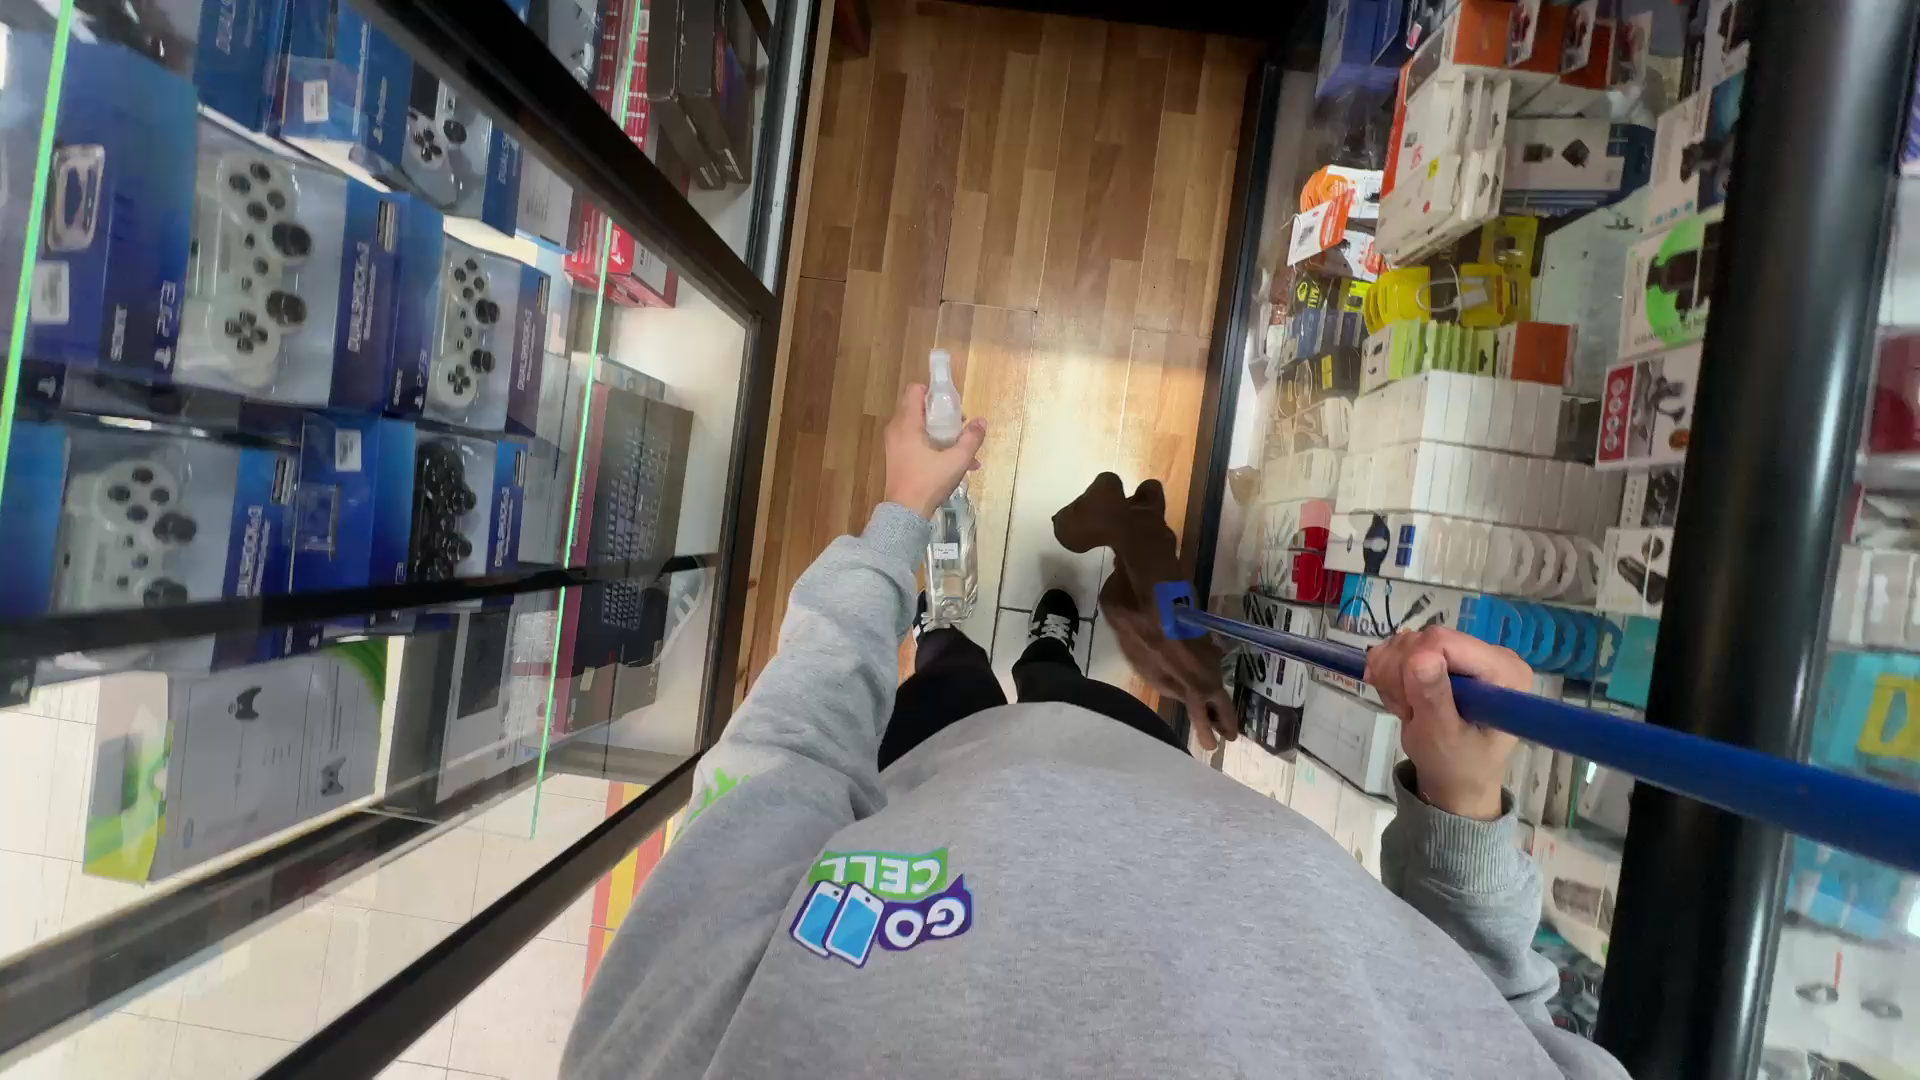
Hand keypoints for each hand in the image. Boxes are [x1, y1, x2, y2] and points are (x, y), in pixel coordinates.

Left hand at [883, 383, 985, 518]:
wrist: (906, 513)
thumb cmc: (929, 482)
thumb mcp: (957, 460)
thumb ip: (971, 438)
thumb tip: (982, 421)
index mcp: (907, 423)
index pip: (915, 390)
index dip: (934, 392)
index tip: (951, 406)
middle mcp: (897, 429)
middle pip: (920, 409)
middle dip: (943, 416)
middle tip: (961, 431)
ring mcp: (894, 444)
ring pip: (920, 428)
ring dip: (942, 435)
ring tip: (963, 452)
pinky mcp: (896, 457)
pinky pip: (915, 442)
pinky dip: (932, 446)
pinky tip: (953, 464)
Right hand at [1363, 626, 1530, 820]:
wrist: (1454, 776)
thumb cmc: (1456, 762)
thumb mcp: (1442, 736)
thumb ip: (1433, 697)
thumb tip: (1421, 658)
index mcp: (1504, 672)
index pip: (1442, 641)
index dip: (1411, 664)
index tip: (1407, 699)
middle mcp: (1490, 654)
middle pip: (1422, 639)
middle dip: (1400, 672)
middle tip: (1407, 708)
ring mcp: (1466, 653)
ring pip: (1406, 642)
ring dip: (1392, 675)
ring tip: (1408, 707)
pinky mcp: (1446, 655)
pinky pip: (1400, 648)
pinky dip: (1390, 672)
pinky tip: (1403, 695)